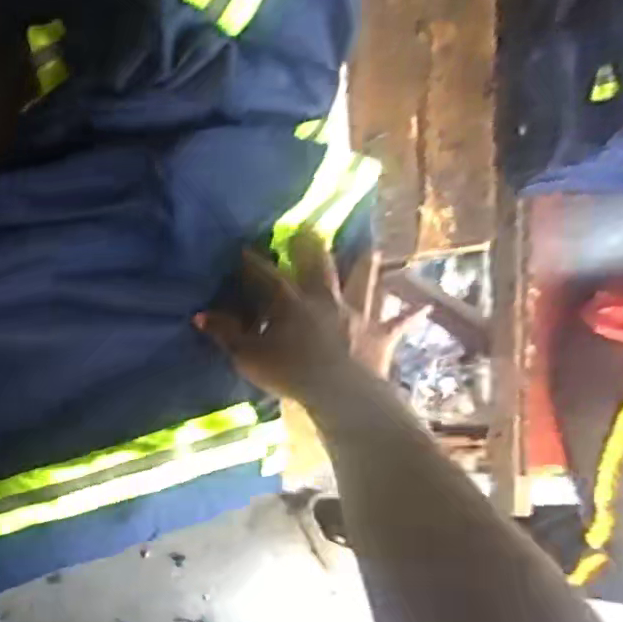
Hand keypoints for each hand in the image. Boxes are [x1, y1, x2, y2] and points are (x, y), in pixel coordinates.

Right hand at [196, 232, 424, 401]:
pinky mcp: (381, 335)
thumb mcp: (246, 355)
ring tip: (369, 250)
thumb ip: (226, 334)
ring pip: (364, 283)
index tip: (243, 250)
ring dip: (366, 267)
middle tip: (309, 229)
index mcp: (292, 304)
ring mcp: (359, 315)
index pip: (267, 278)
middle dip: (312, 248)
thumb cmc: (288, 372)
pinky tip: (421, 307)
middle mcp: (328, 300)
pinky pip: (398, 322)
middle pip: (321, 267)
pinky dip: (408, 315)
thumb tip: (201, 315)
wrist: (341, 392)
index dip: (253, 264)